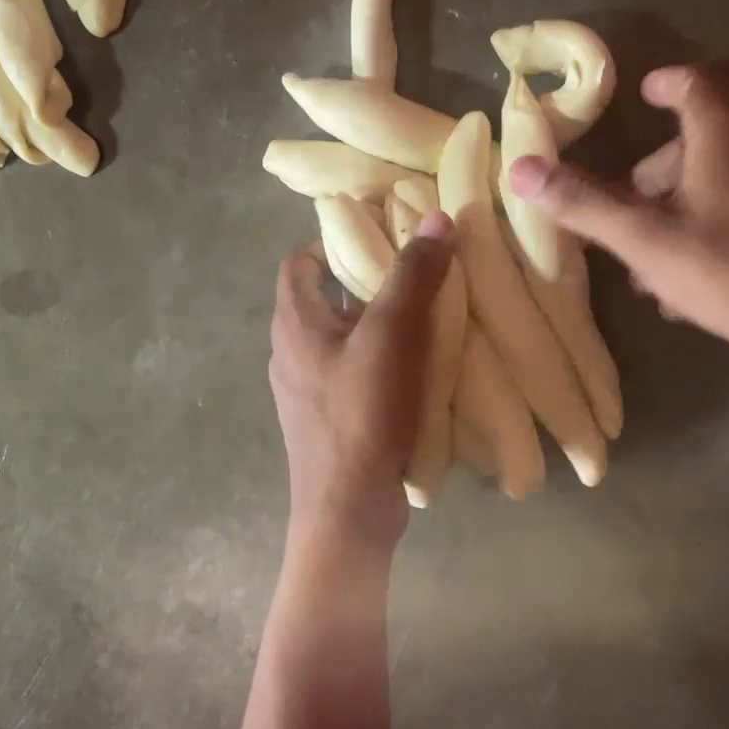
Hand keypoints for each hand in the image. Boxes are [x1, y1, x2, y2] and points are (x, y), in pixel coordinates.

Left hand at [268, 214, 455, 556]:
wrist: (346, 510)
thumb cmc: (362, 413)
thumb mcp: (392, 335)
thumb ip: (414, 275)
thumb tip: (438, 217)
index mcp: (294, 322)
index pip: (300, 261)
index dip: (336, 241)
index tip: (383, 238)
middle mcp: (290, 351)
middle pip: (326, 299)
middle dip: (370, 283)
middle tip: (419, 274)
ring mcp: (306, 391)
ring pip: (343, 340)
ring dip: (380, 326)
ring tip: (428, 318)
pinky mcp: (327, 421)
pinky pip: (352, 375)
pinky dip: (380, 364)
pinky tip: (418, 373)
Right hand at [510, 66, 728, 349]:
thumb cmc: (727, 271)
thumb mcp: (644, 241)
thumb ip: (583, 203)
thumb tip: (520, 169)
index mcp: (727, 135)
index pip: (692, 86)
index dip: (665, 86)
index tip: (646, 91)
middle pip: (708, 136)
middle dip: (664, 170)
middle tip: (636, 206)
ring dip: (693, 200)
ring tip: (666, 252)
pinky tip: (711, 265)